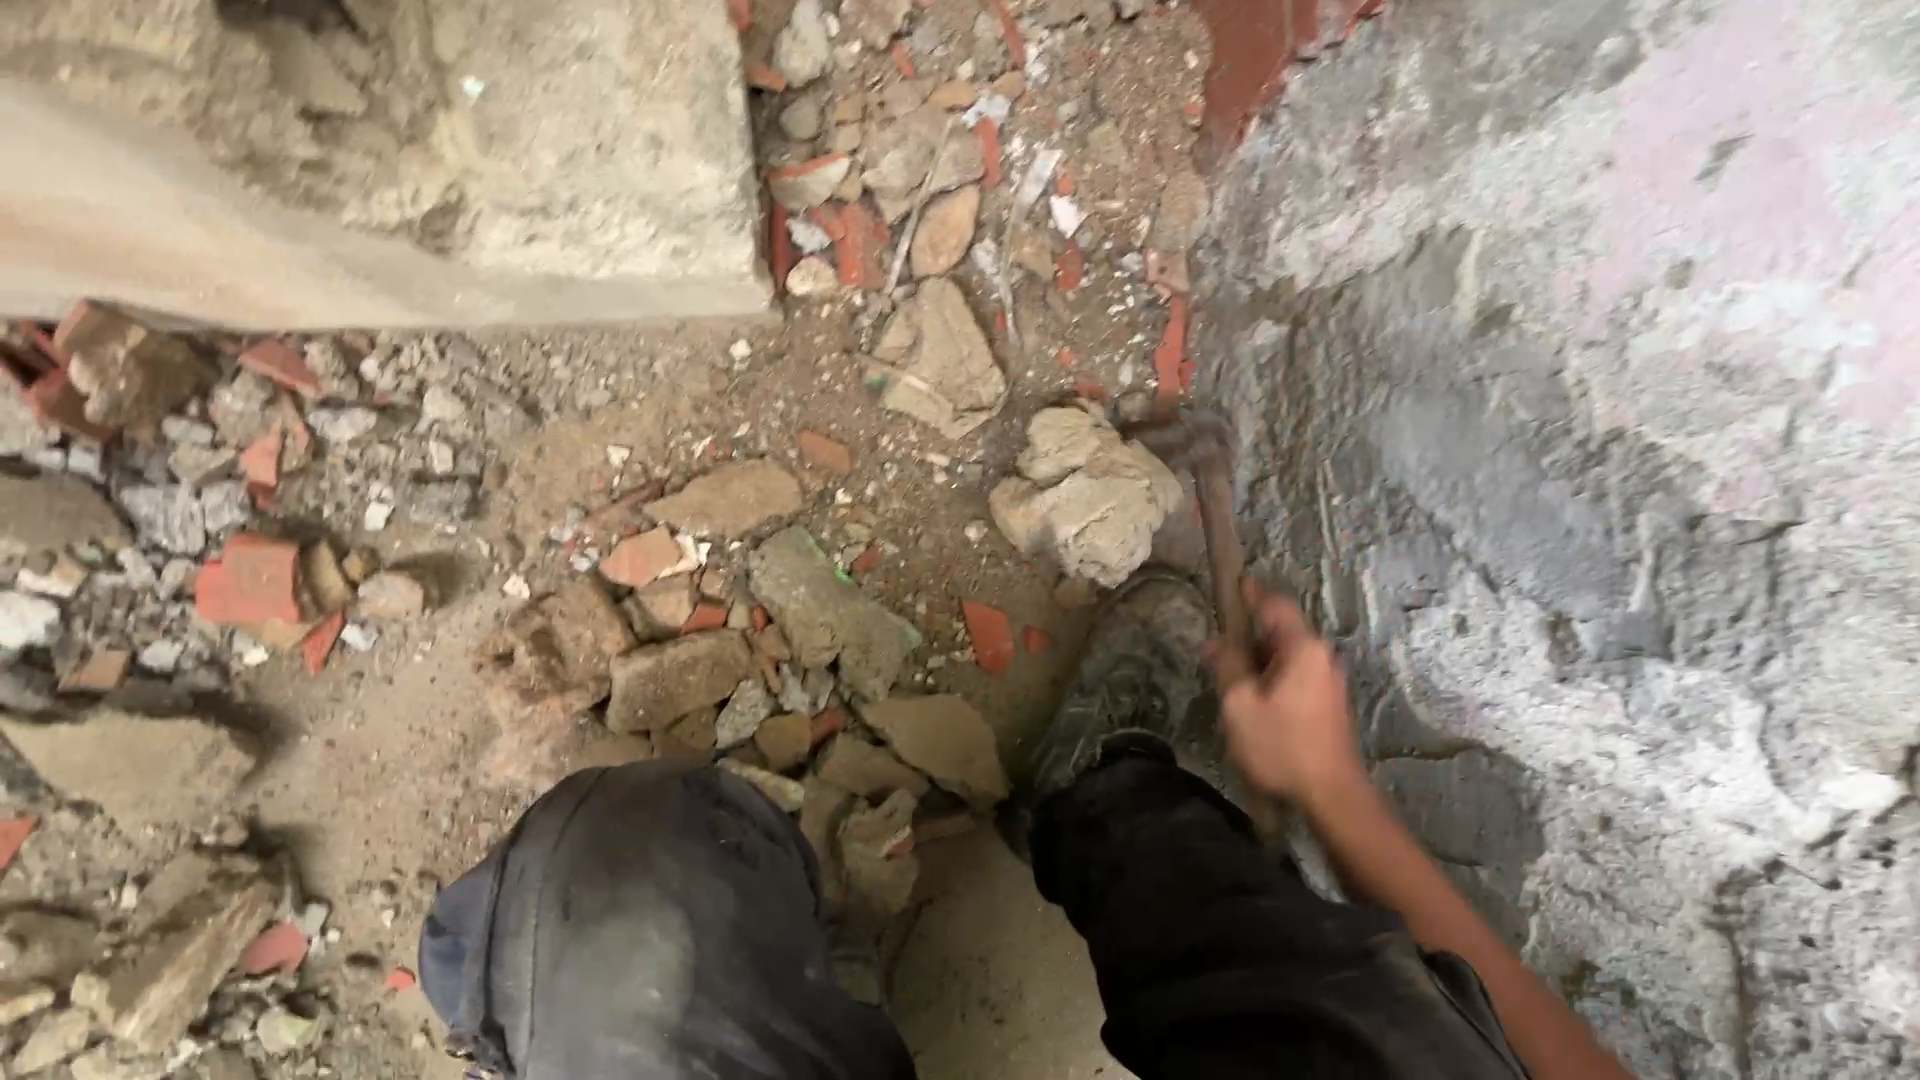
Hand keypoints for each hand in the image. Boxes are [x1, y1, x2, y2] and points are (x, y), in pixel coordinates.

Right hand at [1209, 580, 1364, 808]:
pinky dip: (1269, 674)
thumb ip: (1227, 665)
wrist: (1332, 794)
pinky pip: (1293, 673)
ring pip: (1284, 653)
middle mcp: (1320, 655)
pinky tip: (1250, 695)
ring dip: (1256, 657)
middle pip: (1278, 628)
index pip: (1273, 604)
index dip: (1249, 591)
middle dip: (1247, 631)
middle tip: (1216, 643)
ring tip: (1227, 672)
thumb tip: (1215, 642)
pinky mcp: (1326, 701)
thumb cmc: (1282, 745)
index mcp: (1301, 647)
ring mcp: (1326, 679)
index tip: (1228, 580)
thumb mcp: (1240, 704)